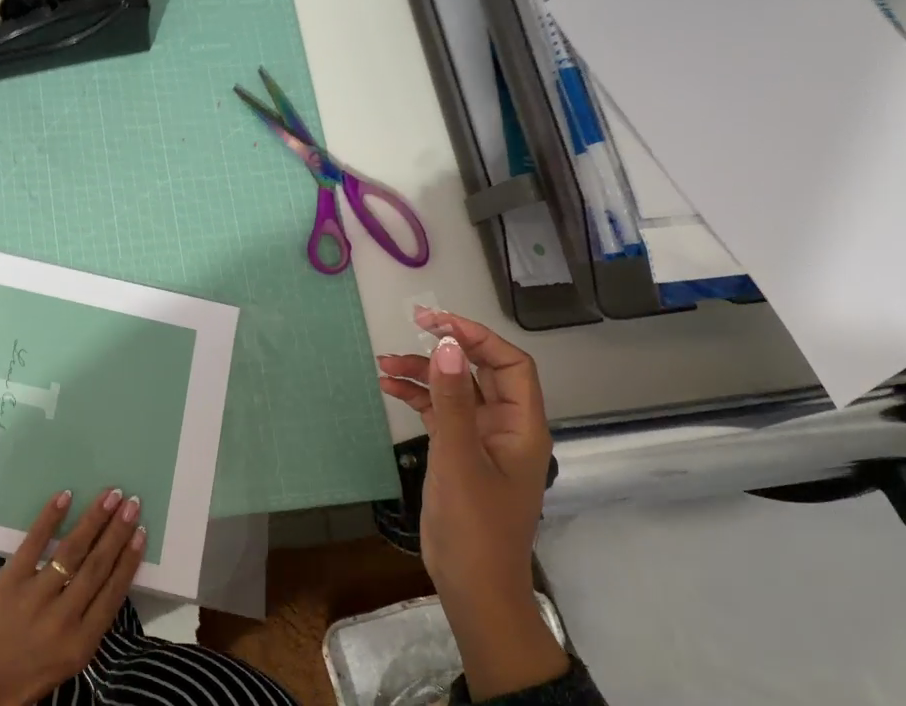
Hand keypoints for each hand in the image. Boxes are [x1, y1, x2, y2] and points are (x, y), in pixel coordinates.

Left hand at [0, 487, 145, 705]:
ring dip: (93, 520)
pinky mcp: (9, 580)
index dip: (129, 560)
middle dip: (118, 532)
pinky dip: (49, 518)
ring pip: (72, 551)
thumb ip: (88, 625)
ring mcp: (35, 595)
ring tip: (110, 496)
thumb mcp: (68, 661)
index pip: (113, 593)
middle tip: (133, 503)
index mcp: (81, 643)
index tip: (142, 533)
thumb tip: (106, 582)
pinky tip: (65, 497)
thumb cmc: (25, 674)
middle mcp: (63, 617)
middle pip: (97, 566)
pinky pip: (33, 543)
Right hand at [377, 309, 567, 698]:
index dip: (478, 337)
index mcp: (522, 426)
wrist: (472, 583)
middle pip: (481, 372)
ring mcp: (482, 440)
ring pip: (455, 390)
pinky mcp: (459, 453)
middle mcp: (506, 427)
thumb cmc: (474, 523)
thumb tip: (448, 344)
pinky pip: (440, 412)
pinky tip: (388, 387)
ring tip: (383, 363)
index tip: (436, 322)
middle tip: (411, 326)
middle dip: (447, 348)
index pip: (510, 364)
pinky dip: (417, 397)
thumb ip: (451, 400)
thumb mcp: (458, 457)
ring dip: (424, 373)